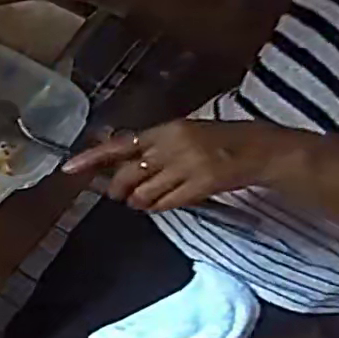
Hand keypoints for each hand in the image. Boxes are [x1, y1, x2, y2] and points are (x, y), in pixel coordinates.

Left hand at [62, 120, 274, 210]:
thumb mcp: (185, 135)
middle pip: (124, 177)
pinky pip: (162, 204)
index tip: (67, 169)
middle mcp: (174, 146)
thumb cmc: (224, 142)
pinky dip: (159, 207)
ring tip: (153, 196)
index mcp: (168, 130)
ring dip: (139, 201)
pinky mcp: (201, 183)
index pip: (120, 145)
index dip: (91, 158)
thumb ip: (150, 148)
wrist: (272, 150)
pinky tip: (171, 199)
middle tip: (127, 193)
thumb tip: (111, 165)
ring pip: (139, 194)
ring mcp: (188, 165)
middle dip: (119, 190)